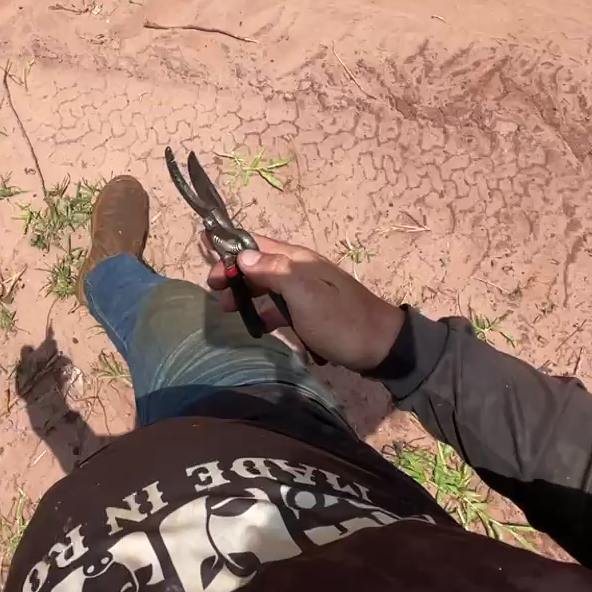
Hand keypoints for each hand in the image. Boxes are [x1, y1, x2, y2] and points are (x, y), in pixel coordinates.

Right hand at [208, 236, 404, 372]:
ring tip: (228, 310)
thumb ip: (274, 272)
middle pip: (257, 264)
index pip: (255, 244)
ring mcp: (304, 291)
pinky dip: (262, 312)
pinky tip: (255, 326)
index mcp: (296, 259)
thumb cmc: (340, 320)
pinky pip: (278, 306)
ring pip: (265, 285)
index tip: (210, 268)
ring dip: (245, 294)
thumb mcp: (305, 294)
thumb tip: (242, 256)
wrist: (382, 348)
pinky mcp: (308, 312)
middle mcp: (298, 269)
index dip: (230, 251)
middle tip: (215, 295)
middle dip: (233, 275)